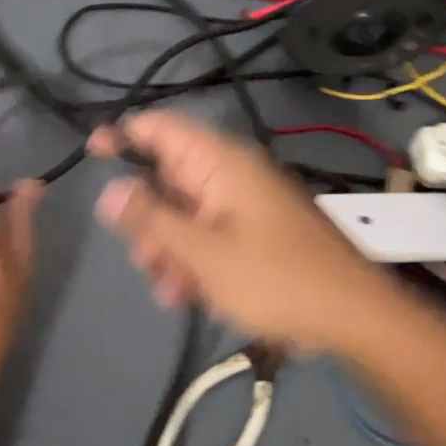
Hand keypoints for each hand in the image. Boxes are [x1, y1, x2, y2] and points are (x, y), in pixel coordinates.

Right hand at [88, 111, 390, 349]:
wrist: (353, 318)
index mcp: (219, 164)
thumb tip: (108, 190)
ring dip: (165, 246)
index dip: (122, 135)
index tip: (91, 156)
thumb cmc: (275, 279)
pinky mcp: (254, 232)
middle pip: (166, 177)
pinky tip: (185, 295)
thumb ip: (150, 219)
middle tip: (140, 255)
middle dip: (145, 216)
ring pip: (183, 211)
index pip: (160, 127)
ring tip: (167, 287)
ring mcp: (243, 204)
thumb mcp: (201, 253)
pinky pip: (207, 233)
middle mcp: (229, 174)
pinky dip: (190, 258)